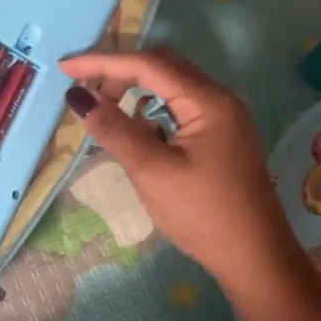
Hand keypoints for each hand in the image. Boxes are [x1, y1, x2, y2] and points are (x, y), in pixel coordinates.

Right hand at [60, 48, 291, 279]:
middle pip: (162, 67)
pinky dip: (152, 115)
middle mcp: (219, 99)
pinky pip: (179, 109)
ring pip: (170, 88)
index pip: (147, 64)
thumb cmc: (203, 215)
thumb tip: (79, 96)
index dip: (102, 62)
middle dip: (120, 74)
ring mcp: (223, 118)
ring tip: (108, 120)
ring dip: (135, 95)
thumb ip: (114, 130)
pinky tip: (138, 139)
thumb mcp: (151, 172)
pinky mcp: (220, 136)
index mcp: (207, 101)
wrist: (255, 258)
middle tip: (85, 93)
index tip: (65, 68)